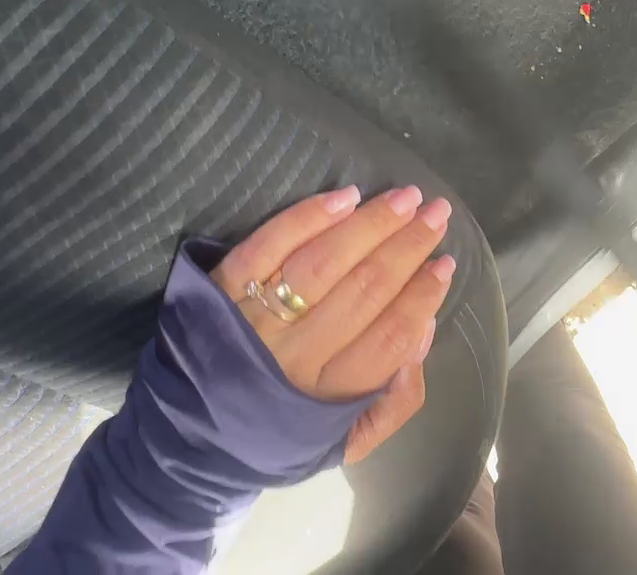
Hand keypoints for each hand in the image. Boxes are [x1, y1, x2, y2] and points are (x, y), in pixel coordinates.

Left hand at [209, 185, 455, 462]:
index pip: (390, 338)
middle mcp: (294, 356)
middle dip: (408, 247)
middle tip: (438, 213)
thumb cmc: (282, 432)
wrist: (190, 437)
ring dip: (371, 224)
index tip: (446, 262)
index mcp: (328, 398)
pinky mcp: (224, 288)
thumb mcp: (346, 440)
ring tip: (406, 197)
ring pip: (323, 262)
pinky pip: (269, 244)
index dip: (422, 296)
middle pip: (364, 290)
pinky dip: (308, 217)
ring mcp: (256, 318)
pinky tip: (345, 197)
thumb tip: (424, 331)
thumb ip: (394, 402)